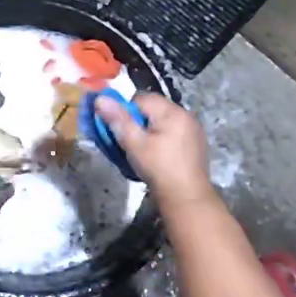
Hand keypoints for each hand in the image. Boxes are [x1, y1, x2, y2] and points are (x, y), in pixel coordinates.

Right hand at [95, 94, 214, 207]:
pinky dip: (160, 140)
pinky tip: (157, 157)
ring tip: (142, 152)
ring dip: (148, 131)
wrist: (186, 198)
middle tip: (129, 143)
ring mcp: (193, 130)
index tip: (119, 131)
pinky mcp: (195, 144)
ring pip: (161, 122)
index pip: (140, 98)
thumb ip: (118, 119)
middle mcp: (185, 115)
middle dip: (136, 122)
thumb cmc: (158, 168)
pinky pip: (171, 133)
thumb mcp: (134, 143)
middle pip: (152, 109)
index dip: (125, 112)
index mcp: (172, 111)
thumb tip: (100, 98)